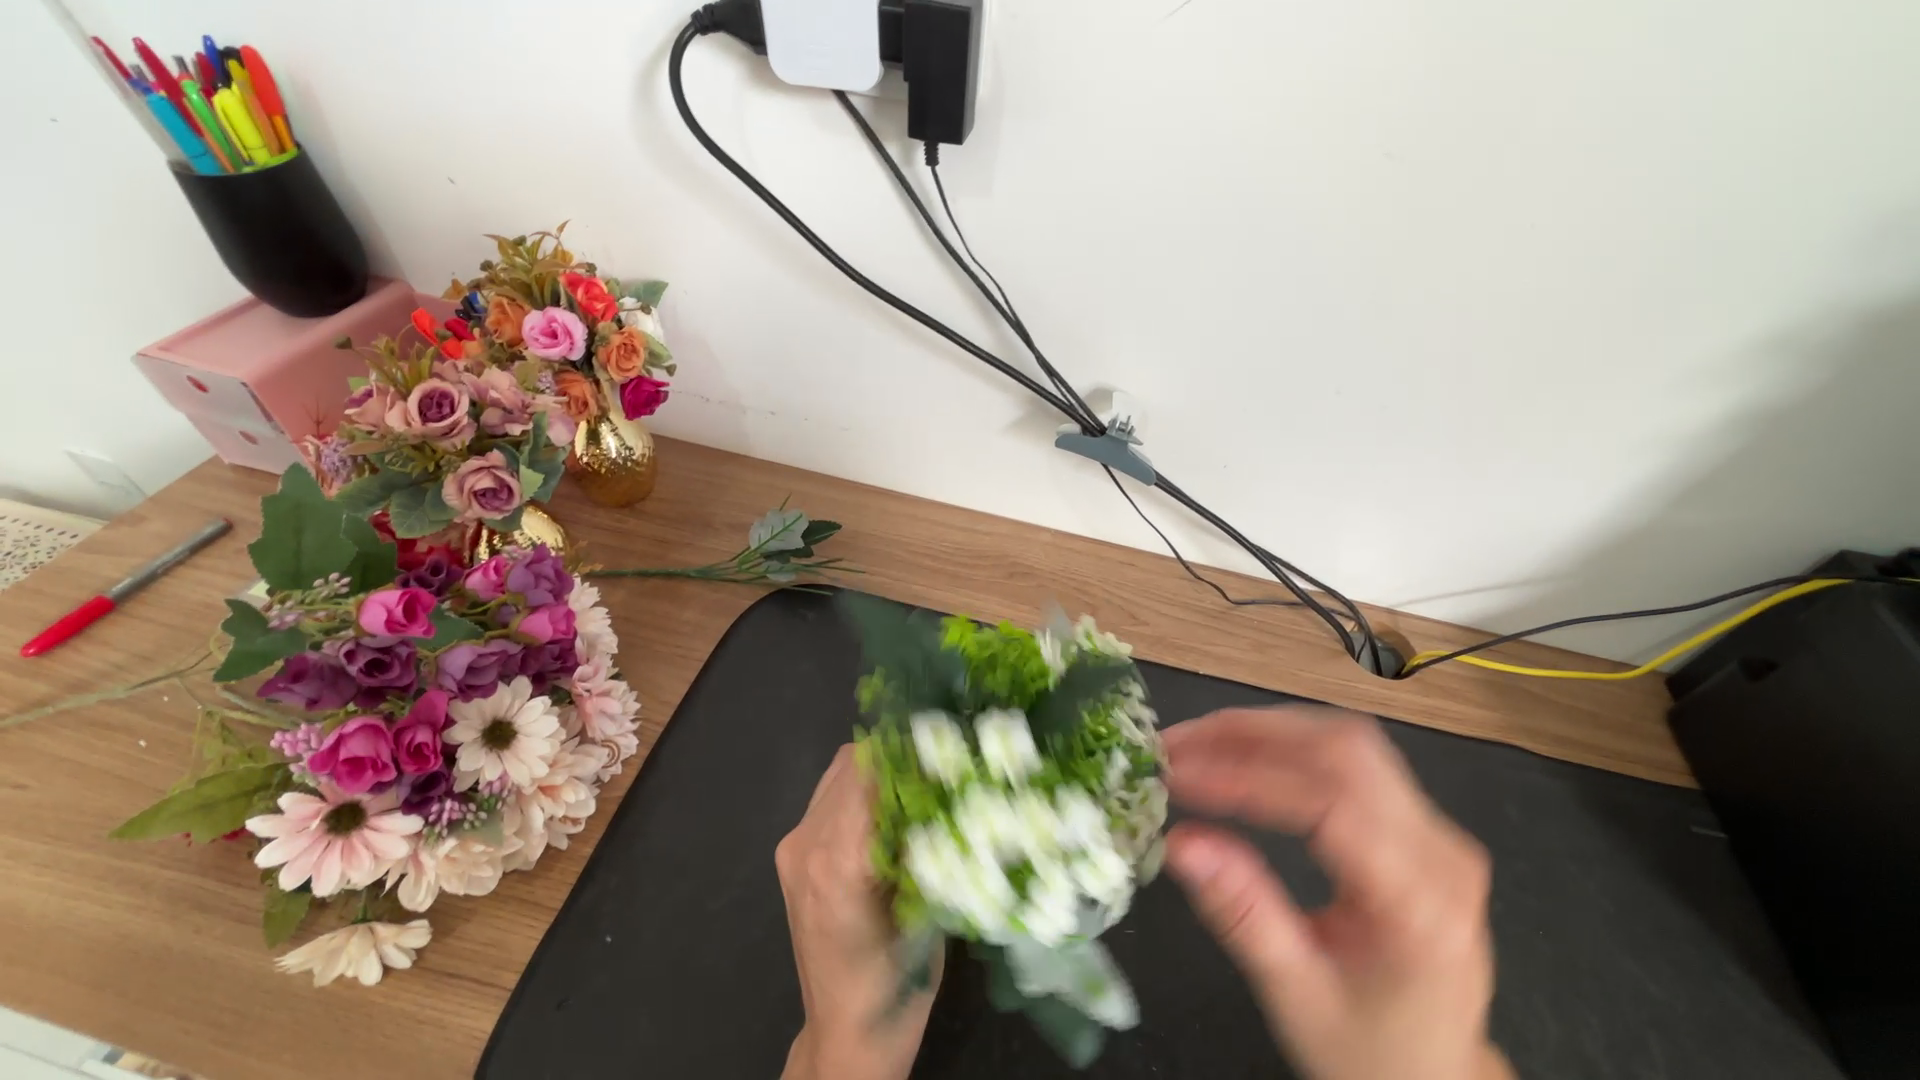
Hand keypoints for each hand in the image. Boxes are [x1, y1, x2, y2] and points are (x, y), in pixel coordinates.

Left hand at [777, 745, 941, 1079]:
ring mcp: (792, 847)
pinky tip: (888, 812)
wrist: (846, 1032)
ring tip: (917, 786)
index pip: (872, 771)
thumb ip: (928, 844)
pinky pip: (828, 798)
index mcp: (840, 862)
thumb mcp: (928, 911)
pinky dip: (860, 791)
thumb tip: (949, 782)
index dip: (910, 751)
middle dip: (898, 757)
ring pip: (838, 774)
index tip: (948, 747)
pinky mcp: (790, 854)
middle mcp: (806, 844)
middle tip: (940, 765)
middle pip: (852, 763)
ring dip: (878, 771)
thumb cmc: (899, 982)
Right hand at [1163, 707, 1512, 1079]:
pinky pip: (1352, 761)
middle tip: (1175, 744)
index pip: (1331, 806)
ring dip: (1266, 731)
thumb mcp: (1297, 995)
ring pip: (1349, 743)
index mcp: (1419, 901)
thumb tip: (1178, 842)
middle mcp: (1440, 849)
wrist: (1439, 1079)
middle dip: (1251, 734)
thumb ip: (1242, 915)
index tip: (1177, 777)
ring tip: (1196, 742)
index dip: (1247, 779)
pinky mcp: (1417, 825)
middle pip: (1346, 751)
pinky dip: (1287, 746)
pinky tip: (1241, 754)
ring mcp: (1435, 830)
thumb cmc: (1369, 1053)